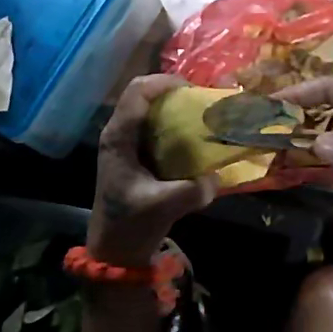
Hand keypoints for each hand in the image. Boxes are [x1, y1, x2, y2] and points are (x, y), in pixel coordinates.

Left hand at [89, 74, 217, 268]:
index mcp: (119, 138)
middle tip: (203, 103)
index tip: (194, 90)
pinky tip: (195, 137)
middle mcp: (119, 133)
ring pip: (150, 109)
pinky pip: (156, 126)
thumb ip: (193, 191)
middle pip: (145, 94)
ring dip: (176, 107)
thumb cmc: (131, 225)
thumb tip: (217, 176)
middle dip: (175, 92)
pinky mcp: (135, 154)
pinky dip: (176, 124)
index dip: (165, 82)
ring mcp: (126, 143)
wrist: (115, 249)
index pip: (138, 91)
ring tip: (203, 116)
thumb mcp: (163, 207)